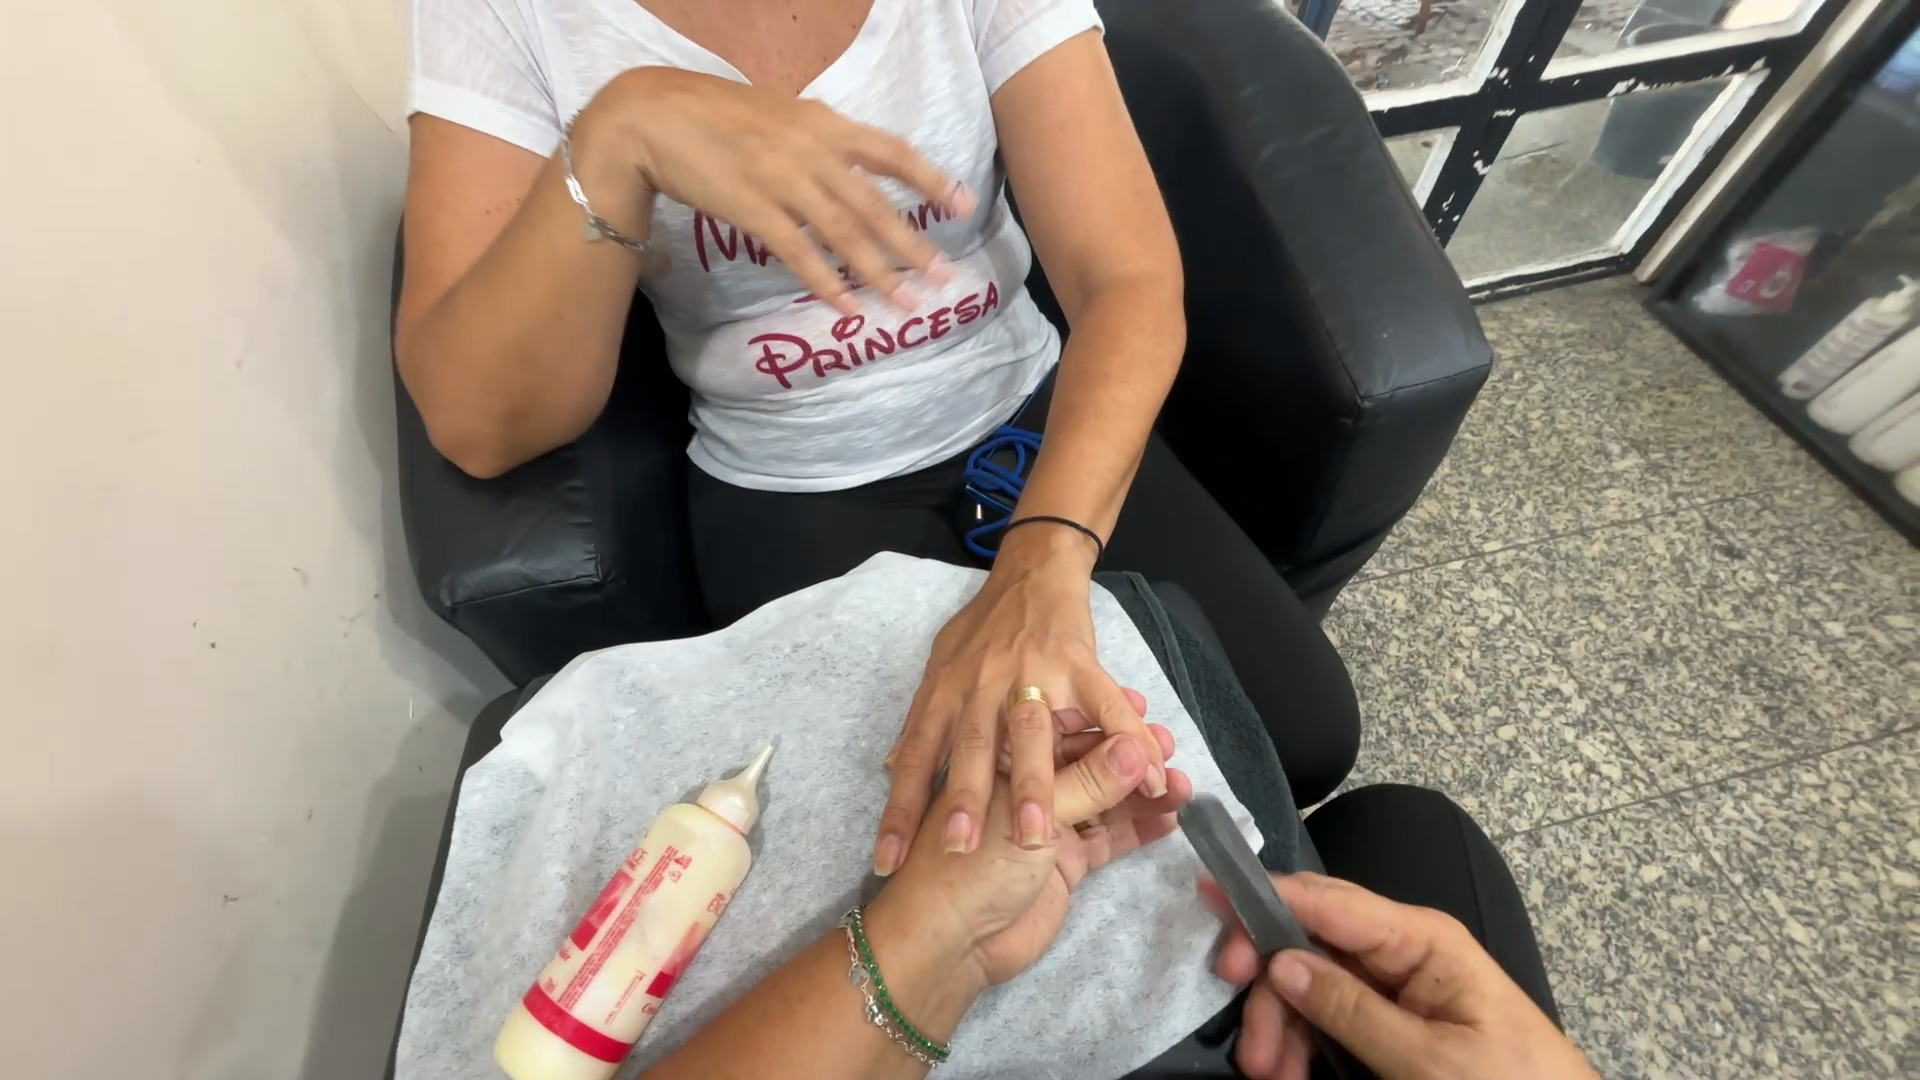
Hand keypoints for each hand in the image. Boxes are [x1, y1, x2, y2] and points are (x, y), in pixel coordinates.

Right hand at [577, 67, 969, 311]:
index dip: (929, 179)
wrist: (651, 117)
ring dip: (879, 272)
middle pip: (875, 204)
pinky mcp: (752, 207)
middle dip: (913, 244)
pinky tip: (848, 305)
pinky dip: (826, 281)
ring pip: (844, 233)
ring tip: (907, 301)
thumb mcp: (781, 115)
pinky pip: (799, 253)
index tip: (963, 203)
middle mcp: (811, 148)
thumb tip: (855, 170)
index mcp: (822, 121)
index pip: (890, 151)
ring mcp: (782, 178)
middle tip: (944, 276)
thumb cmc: (716, 116)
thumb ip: (821, 141)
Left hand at [873, 526, 1167, 875]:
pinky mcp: (1079, 664)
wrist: (1032, 573)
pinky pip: (1105, 708)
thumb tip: (890, 766)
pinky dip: (1128, 744)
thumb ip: (921, 720)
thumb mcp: (940, 666)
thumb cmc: (984, 627)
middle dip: (963, 799)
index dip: (901, 807)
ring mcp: (1033, 674)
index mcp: (948, 691)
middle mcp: (983, 685)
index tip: (887, 860)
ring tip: (1036, 835)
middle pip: (971, 746)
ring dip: (1034, 784)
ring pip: (1032, 733)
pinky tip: (1150, 784)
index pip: (919, 755)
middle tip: (955, 851)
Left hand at [878, 725, 1190, 986]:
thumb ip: (1086, 783)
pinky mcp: (1064, 862)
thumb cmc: (976, 863)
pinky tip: (1170, 819)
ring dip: (1139, 793)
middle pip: (1087, 762)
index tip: (1141, 710)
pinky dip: (1136, 829)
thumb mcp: (1034, 816)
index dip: (1100, 720)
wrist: (950, 944)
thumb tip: (1137, 748)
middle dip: (1128, 756)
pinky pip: (1106, 837)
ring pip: (1102, 799)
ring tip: (1182, 785)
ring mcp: (1048, 822)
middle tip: (1170, 745)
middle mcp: (1028, 782)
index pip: (1061, 728)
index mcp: (1008, 757)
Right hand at [1207, 873, 1596, 1079]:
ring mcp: (1389, 981)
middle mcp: (1396, 946)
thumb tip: (1280, 960)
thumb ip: (1353, 1010)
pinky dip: (1298, 1040)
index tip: (1209, 897)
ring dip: (1279, 1024)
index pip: (1323, 897)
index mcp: (1417, 938)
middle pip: (1305, 940)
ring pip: (1305, 979)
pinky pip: (1324, 1011)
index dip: (1263, 894)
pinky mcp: (1385, 1016)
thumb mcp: (1435, 1066)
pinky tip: (1288, 1072)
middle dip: (1269, 987)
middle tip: (1250, 1045)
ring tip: (1269, 1074)